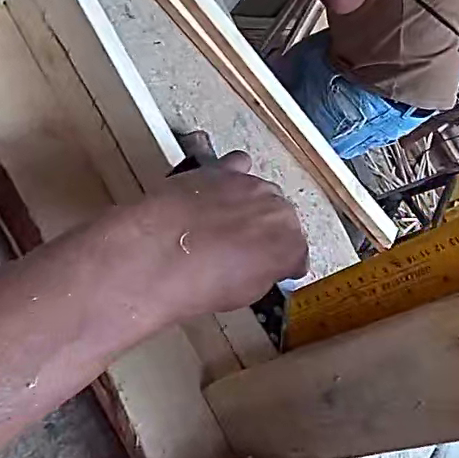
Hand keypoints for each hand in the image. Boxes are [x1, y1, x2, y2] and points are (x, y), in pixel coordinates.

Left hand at [83, 142, 307, 334]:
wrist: (161, 256)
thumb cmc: (200, 280)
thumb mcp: (246, 292)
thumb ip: (264, 272)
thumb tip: (260, 267)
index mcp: (290, 244)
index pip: (297, 251)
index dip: (283, 261)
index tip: (275, 267)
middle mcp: (278, 210)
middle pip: (282, 217)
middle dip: (268, 231)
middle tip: (246, 248)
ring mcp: (251, 186)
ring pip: (261, 192)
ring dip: (250, 205)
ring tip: (226, 222)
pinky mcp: (221, 170)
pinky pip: (236, 165)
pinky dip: (232, 174)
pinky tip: (220, 187)